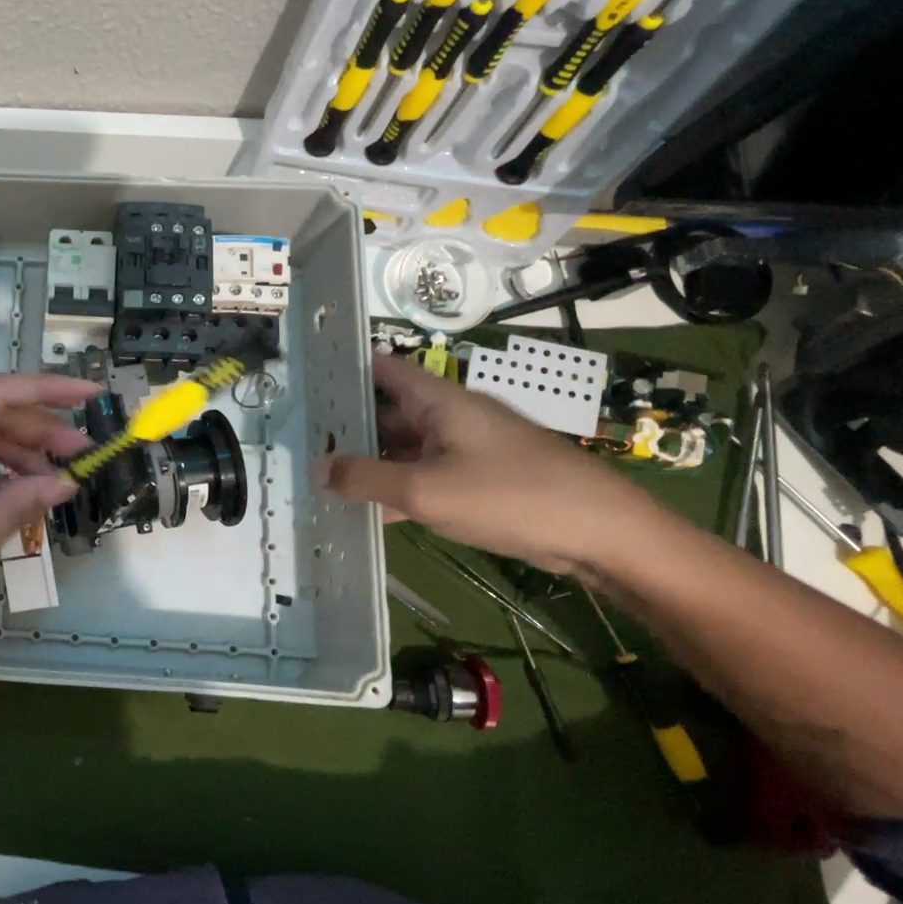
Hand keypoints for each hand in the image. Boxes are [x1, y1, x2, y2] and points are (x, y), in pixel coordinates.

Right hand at [317, 355, 660, 573]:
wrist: (601, 532)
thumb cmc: (509, 496)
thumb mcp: (424, 490)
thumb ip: (365, 479)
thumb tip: (316, 469)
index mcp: (441, 401)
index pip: (385, 370)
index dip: (347, 371)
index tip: (307, 382)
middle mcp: (453, 417)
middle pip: (390, 413)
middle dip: (349, 427)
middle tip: (300, 444)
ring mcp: (470, 449)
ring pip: (407, 449)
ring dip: (371, 463)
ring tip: (323, 480)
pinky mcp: (483, 480)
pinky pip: (428, 476)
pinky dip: (399, 488)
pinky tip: (371, 512)